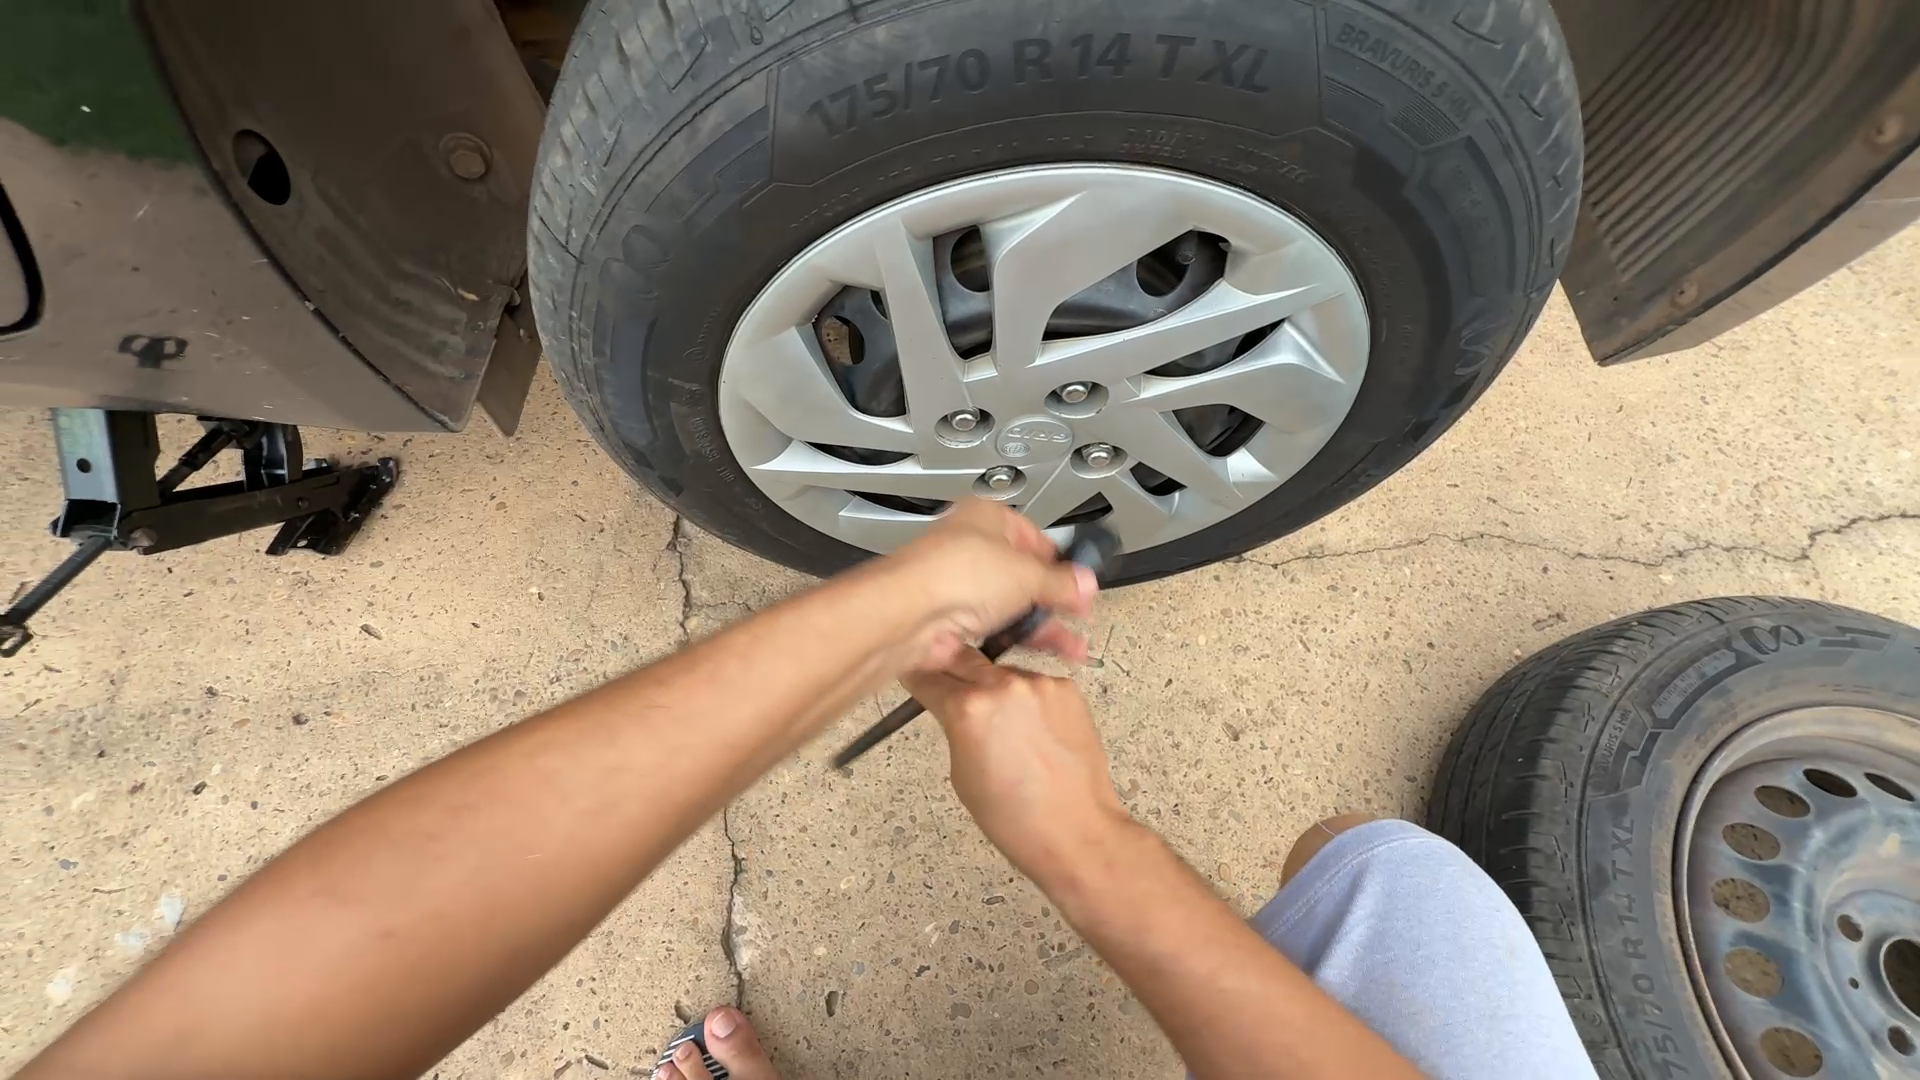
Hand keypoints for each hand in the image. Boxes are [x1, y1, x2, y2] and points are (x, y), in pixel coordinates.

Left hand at [877, 499, 1097, 670]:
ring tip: (1068, 640)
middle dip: (1053, 597)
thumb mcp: (1027, 573)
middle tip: (1076, 613)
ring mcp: (960, 583)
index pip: (1036, 537)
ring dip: (1040, 622)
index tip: (1081, 584)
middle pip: (1023, 573)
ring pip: (1009, 603)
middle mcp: (970, 546)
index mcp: (988, 517)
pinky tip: (1035, 646)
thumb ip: (1062, 582)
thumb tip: (1084, 583)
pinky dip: (1016, 636)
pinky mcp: (953, 616)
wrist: (911, 614)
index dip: (1062, 562)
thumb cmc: (952, 573)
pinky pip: (993, 626)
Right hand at [902, 649, 1134, 884]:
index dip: (916, 677)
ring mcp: (1039, 683)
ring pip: (1001, 672)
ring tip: (1006, 726)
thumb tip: (952, 704)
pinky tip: (1035, 731)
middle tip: (949, 686)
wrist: (1076, 829)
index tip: (913, 674)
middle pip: (962, 658)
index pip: (927, 676)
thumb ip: (953, 727)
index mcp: (968, 710)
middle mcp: (1002, 686)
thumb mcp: (961, 774)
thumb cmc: (1015, 817)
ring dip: (994, 688)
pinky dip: (1028, 699)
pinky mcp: (1066, 688)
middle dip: (950, 669)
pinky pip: (1034, 684)